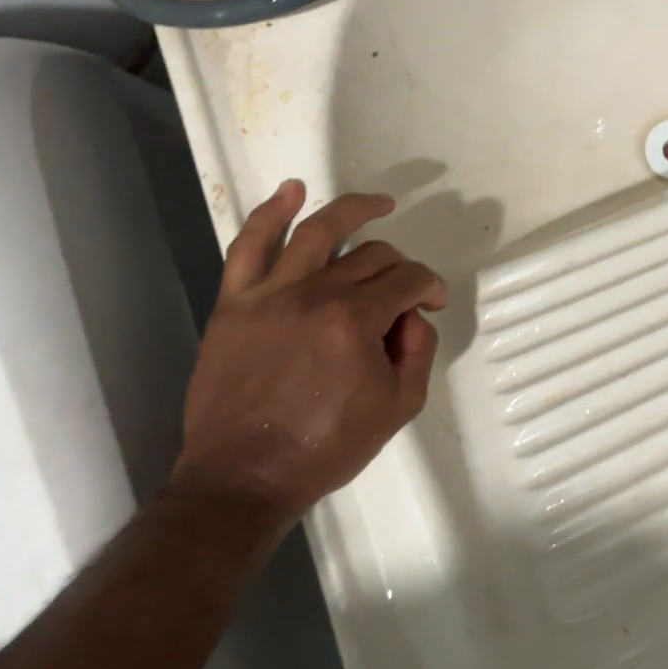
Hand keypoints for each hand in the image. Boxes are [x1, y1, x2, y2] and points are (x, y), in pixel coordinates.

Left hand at [171, 179, 446, 518]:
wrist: (243, 478)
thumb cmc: (327, 446)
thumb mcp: (401, 404)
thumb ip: (419, 348)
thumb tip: (412, 314)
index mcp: (356, 321)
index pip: (408, 280)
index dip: (429, 287)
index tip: (432, 304)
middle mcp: (314, 295)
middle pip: (373, 256)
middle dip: (401, 267)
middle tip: (404, 291)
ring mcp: (270, 295)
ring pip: (318, 232)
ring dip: (354, 209)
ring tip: (379, 202)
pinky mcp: (235, 304)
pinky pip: (249, 246)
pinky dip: (270, 213)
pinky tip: (292, 191)